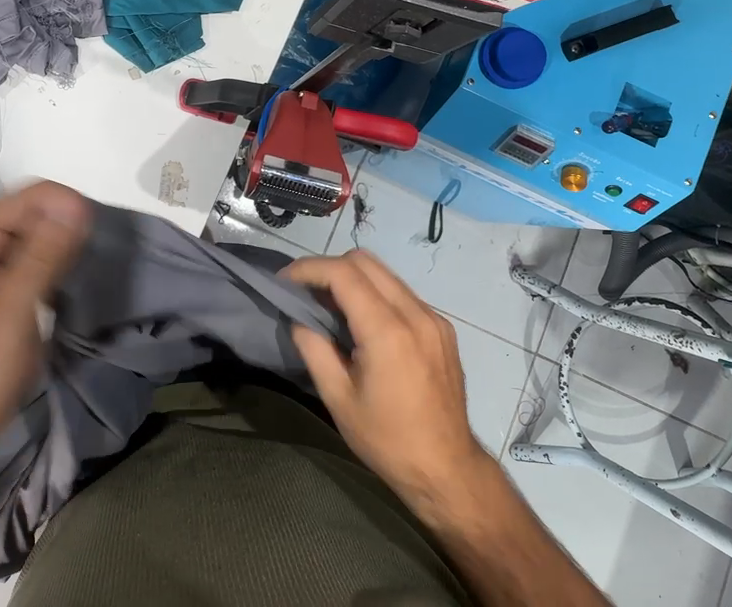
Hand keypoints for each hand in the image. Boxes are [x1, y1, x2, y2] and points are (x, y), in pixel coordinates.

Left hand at [0, 182, 91, 476]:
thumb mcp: (12, 311)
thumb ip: (44, 254)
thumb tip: (77, 202)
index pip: (36, 195)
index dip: (71, 211)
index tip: (96, 248)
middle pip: (36, 211)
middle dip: (68, 229)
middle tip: (89, 270)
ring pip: (38, 237)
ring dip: (64, 250)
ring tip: (80, 282)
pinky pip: (33, 262)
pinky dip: (54, 269)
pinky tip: (64, 293)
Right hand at [285, 250, 491, 506]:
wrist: (447, 469)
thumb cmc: (387, 440)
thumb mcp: (338, 398)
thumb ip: (314, 349)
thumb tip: (299, 319)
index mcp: (388, 331)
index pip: (343, 273)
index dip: (308, 269)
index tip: (284, 282)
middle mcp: (415, 314)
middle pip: (365, 261)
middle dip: (328, 268)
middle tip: (304, 293)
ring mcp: (434, 319)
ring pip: (385, 274)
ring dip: (352, 279)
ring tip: (329, 307)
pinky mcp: (443, 329)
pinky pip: (402, 294)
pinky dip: (375, 294)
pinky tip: (362, 324)